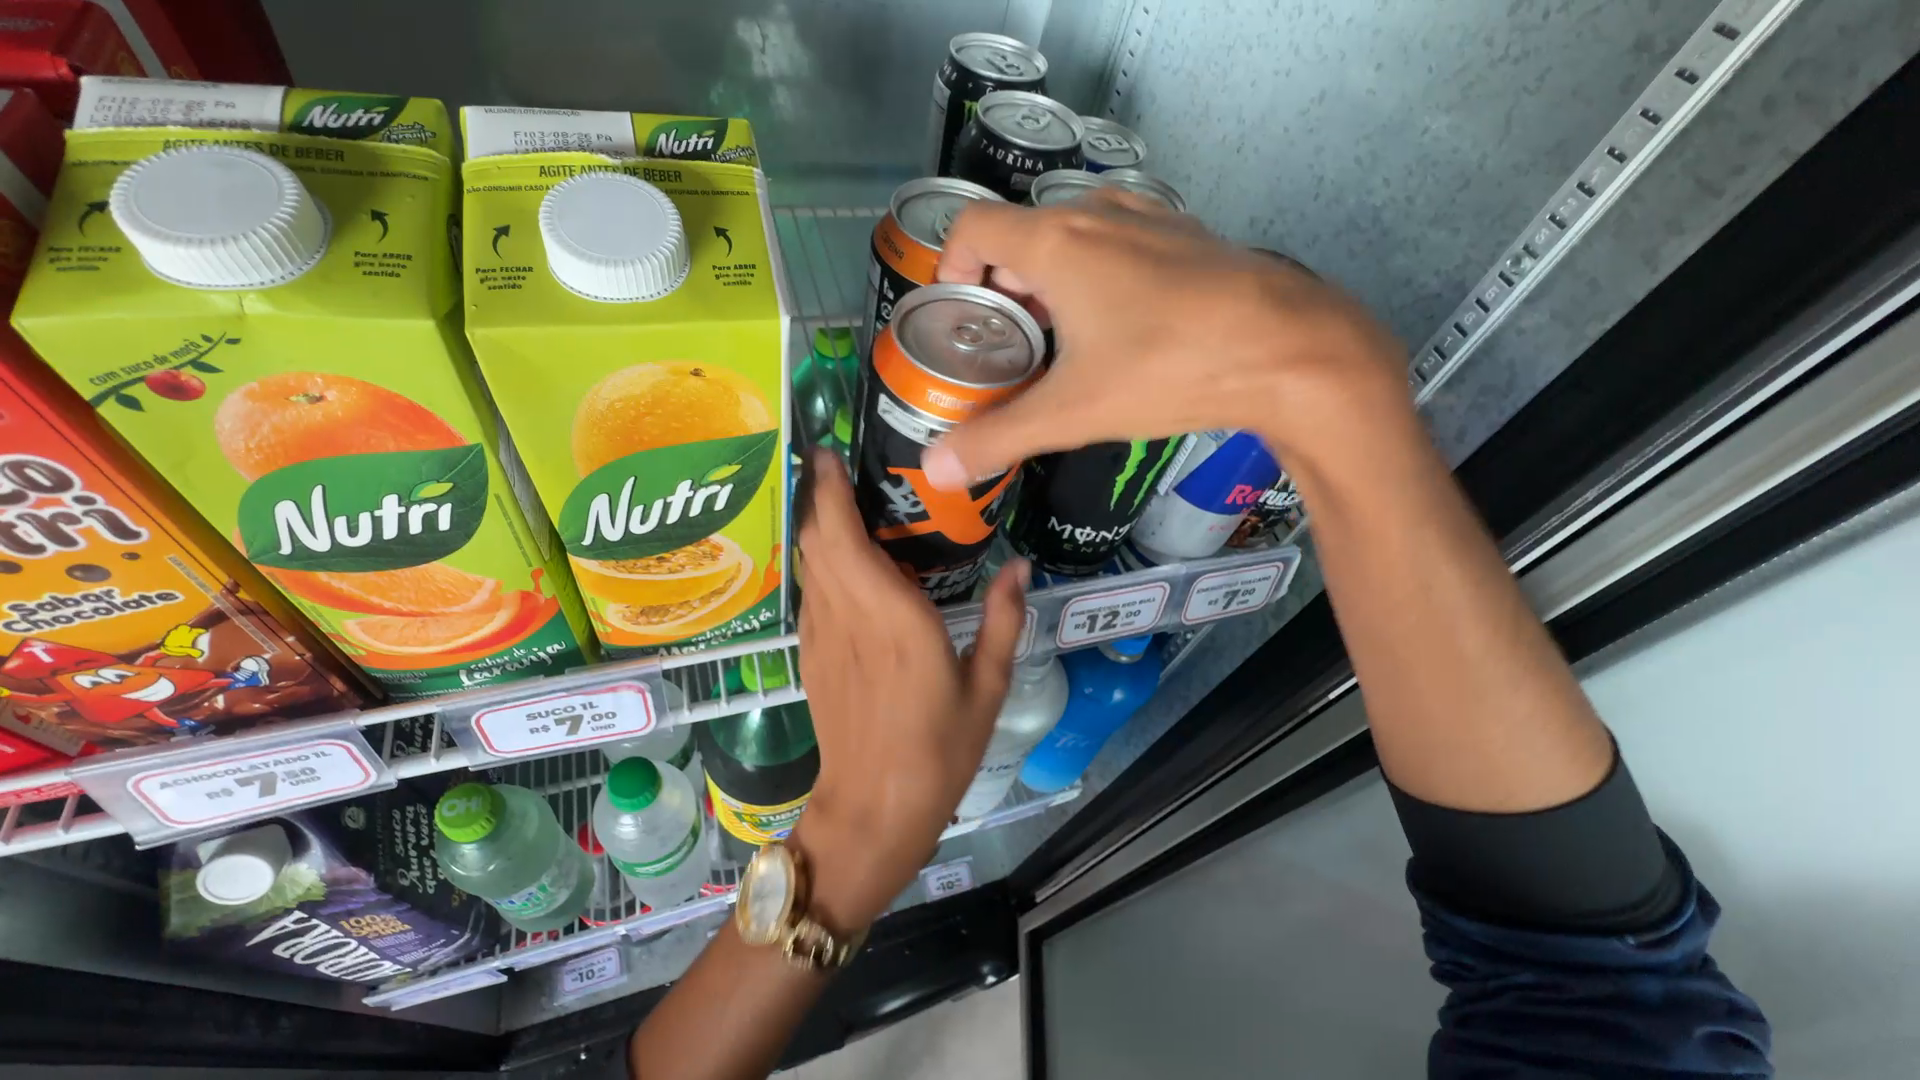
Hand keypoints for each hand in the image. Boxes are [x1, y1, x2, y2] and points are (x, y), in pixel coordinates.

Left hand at [789, 448, 1028, 931]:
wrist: (874, 807)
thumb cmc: (939, 750)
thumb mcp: (988, 687)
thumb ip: (1003, 621)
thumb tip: (1020, 566)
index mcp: (893, 618)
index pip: (845, 537)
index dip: (830, 490)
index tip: (832, 452)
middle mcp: (847, 615)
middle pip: (816, 538)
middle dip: (819, 494)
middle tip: (840, 463)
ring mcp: (821, 635)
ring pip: (808, 561)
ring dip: (817, 523)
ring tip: (843, 498)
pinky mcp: (811, 653)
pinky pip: (811, 589)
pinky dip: (820, 560)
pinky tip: (844, 559)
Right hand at [924, 189, 1408, 490]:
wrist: (1292, 349)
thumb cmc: (1170, 369)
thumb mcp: (1074, 411)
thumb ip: (999, 437)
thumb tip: (936, 471)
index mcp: (1055, 242)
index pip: (972, 229)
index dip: (950, 269)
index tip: (960, 317)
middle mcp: (1096, 213)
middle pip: (1021, 235)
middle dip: (1001, 287)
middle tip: (1006, 345)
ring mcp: (1148, 218)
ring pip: (1074, 236)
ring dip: (1051, 280)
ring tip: (1060, 339)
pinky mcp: (1187, 236)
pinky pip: (1120, 242)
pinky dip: (1099, 274)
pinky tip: (1123, 327)